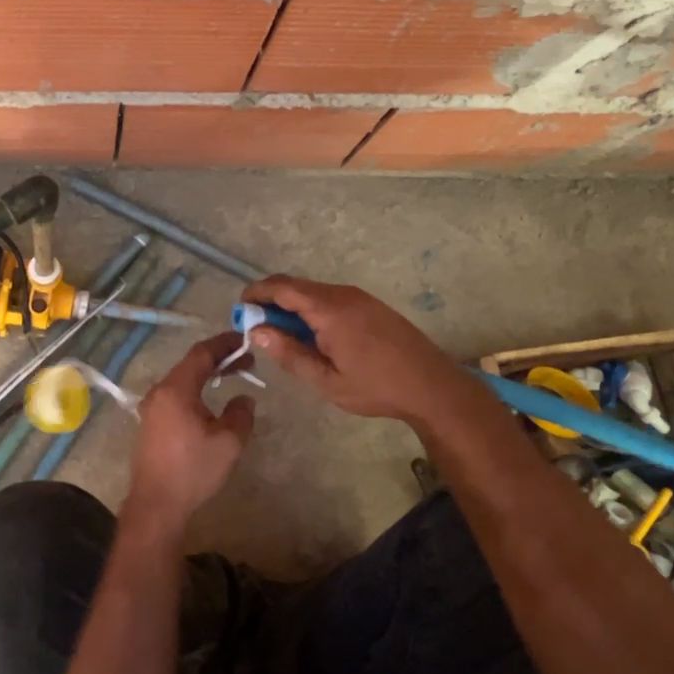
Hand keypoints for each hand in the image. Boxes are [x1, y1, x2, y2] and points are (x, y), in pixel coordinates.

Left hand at [126, 333, 256, 529]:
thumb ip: (241, 413)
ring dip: (206, 375)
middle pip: (190, 365)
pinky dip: (195, 390)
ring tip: (232, 377)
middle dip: (219, 359)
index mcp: (176, 389)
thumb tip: (244, 398)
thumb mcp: (228, 442)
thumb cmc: (193, 470)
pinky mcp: (150, 424)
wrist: (156, 503)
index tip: (245, 339)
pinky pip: (175, 396)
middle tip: (247, 361)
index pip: (201, 354)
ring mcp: (151, 408)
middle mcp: (159, 392)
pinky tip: (209, 402)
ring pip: (182, 381)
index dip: (224, 343)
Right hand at [242, 275, 483, 424]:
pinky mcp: (370, 305)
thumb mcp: (326, 380)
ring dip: (292, 308)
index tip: (240, 311)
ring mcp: (359, 297)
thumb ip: (289, 354)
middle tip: (257, 330)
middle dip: (271, 302)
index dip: (256, 294)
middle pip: (295, 286)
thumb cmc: (376, 387)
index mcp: (329, 310)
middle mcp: (342, 294)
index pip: (281, 288)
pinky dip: (312, 310)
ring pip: (313, 293)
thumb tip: (256, 331)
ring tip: (284, 338)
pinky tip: (314, 337)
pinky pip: (330, 299)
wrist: (433, 387)